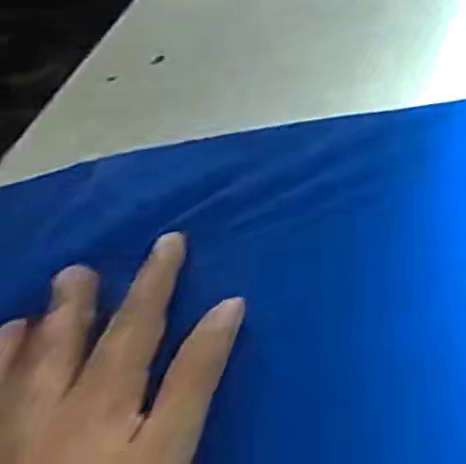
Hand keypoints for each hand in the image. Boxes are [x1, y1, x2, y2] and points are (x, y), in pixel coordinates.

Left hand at [0, 234, 243, 463]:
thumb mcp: (173, 436)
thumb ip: (197, 373)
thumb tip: (230, 304)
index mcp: (104, 398)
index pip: (136, 326)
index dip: (154, 281)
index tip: (169, 241)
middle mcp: (50, 410)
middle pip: (62, 351)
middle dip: (75, 308)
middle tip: (75, 270)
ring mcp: (11, 439)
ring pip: (11, 382)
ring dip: (20, 346)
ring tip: (22, 318)